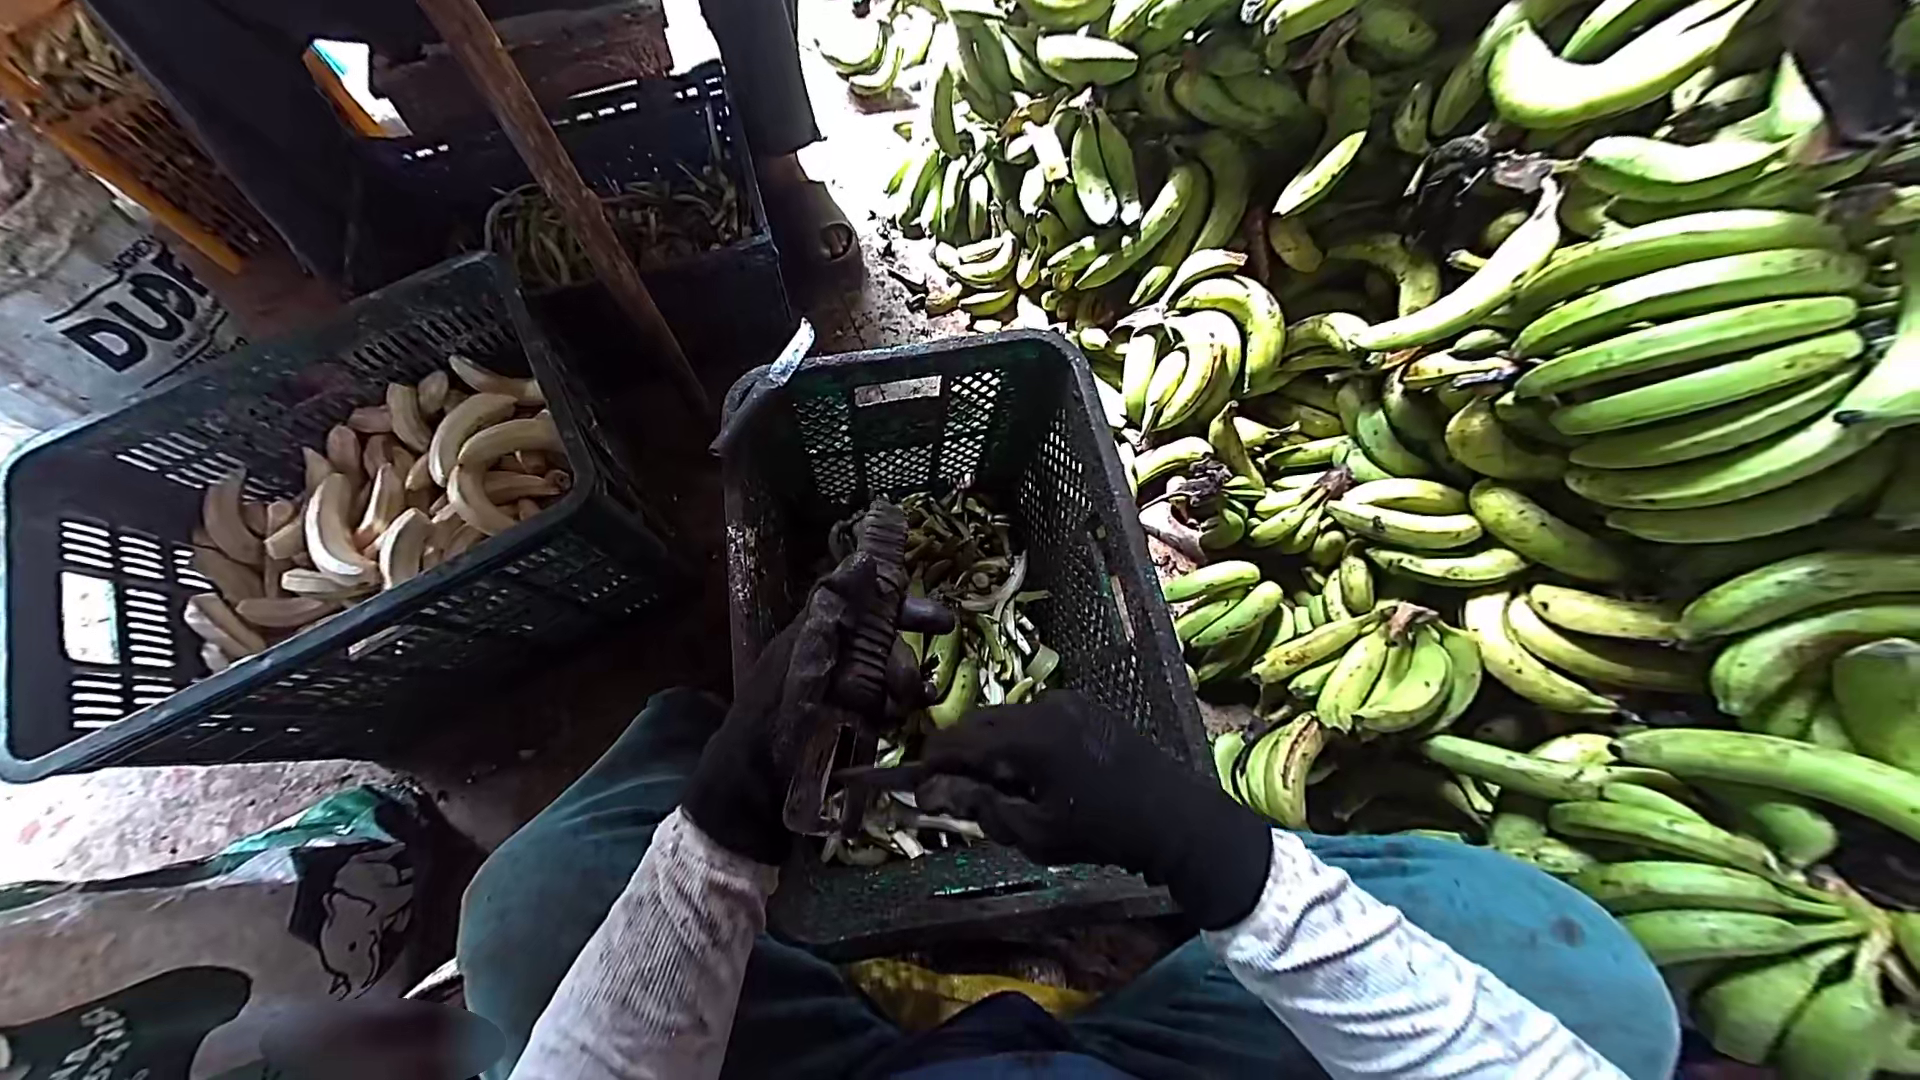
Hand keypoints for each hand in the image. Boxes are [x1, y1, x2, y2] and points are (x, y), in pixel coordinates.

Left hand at [681, 531, 953, 864]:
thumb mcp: (801, 657)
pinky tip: (901, 719)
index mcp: (822, 631)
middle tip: (915, 685)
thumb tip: (864, 559)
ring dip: (905, 690)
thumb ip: (831, 610)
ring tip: (900, 709)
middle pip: (889, 643)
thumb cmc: (775, 715)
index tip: (941, 621)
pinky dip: (900, 710)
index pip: (871, 605)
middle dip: (906, 661)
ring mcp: (848, 688)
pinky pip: (889, 705)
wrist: (754, 783)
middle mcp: (838, 654)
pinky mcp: (854, 719)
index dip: (907, 607)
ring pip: (893, 676)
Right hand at [915, 691, 1273, 929]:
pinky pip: (1033, 714)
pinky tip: (1034, 768)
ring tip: (1001, 782)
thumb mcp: (1034, 833)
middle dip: (961, 752)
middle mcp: (1042, 706)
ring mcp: (1065, 700)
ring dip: (991, 744)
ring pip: (1005, 716)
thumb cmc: (1100, 833)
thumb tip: (931, 791)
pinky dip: (1019, 736)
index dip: (933, 761)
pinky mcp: (1082, 703)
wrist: (1174, 815)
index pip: (960, 740)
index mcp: (1029, 738)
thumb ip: (978, 806)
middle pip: (979, 721)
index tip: (922, 785)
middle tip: (958, 788)